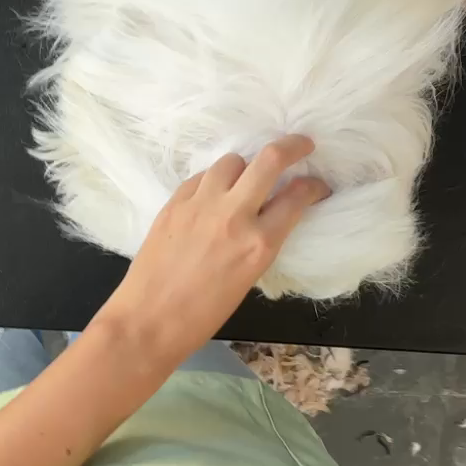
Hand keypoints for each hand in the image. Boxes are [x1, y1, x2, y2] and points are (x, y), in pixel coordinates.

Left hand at [93, 136, 330, 362]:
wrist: (149, 320)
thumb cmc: (203, 314)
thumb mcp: (249, 278)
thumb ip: (262, 241)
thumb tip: (271, 215)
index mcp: (259, 244)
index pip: (297, 197)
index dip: (313, 186)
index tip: (317, 185)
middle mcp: (234, 215)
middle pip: (270, 159)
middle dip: (293, 146)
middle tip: (302, 145)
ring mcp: (200, 204)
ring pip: (232, 161)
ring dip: (245, 166)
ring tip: (245, 179)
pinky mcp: (174, 202)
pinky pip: (201, 177)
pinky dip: (213, 181)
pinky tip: (212, 195)